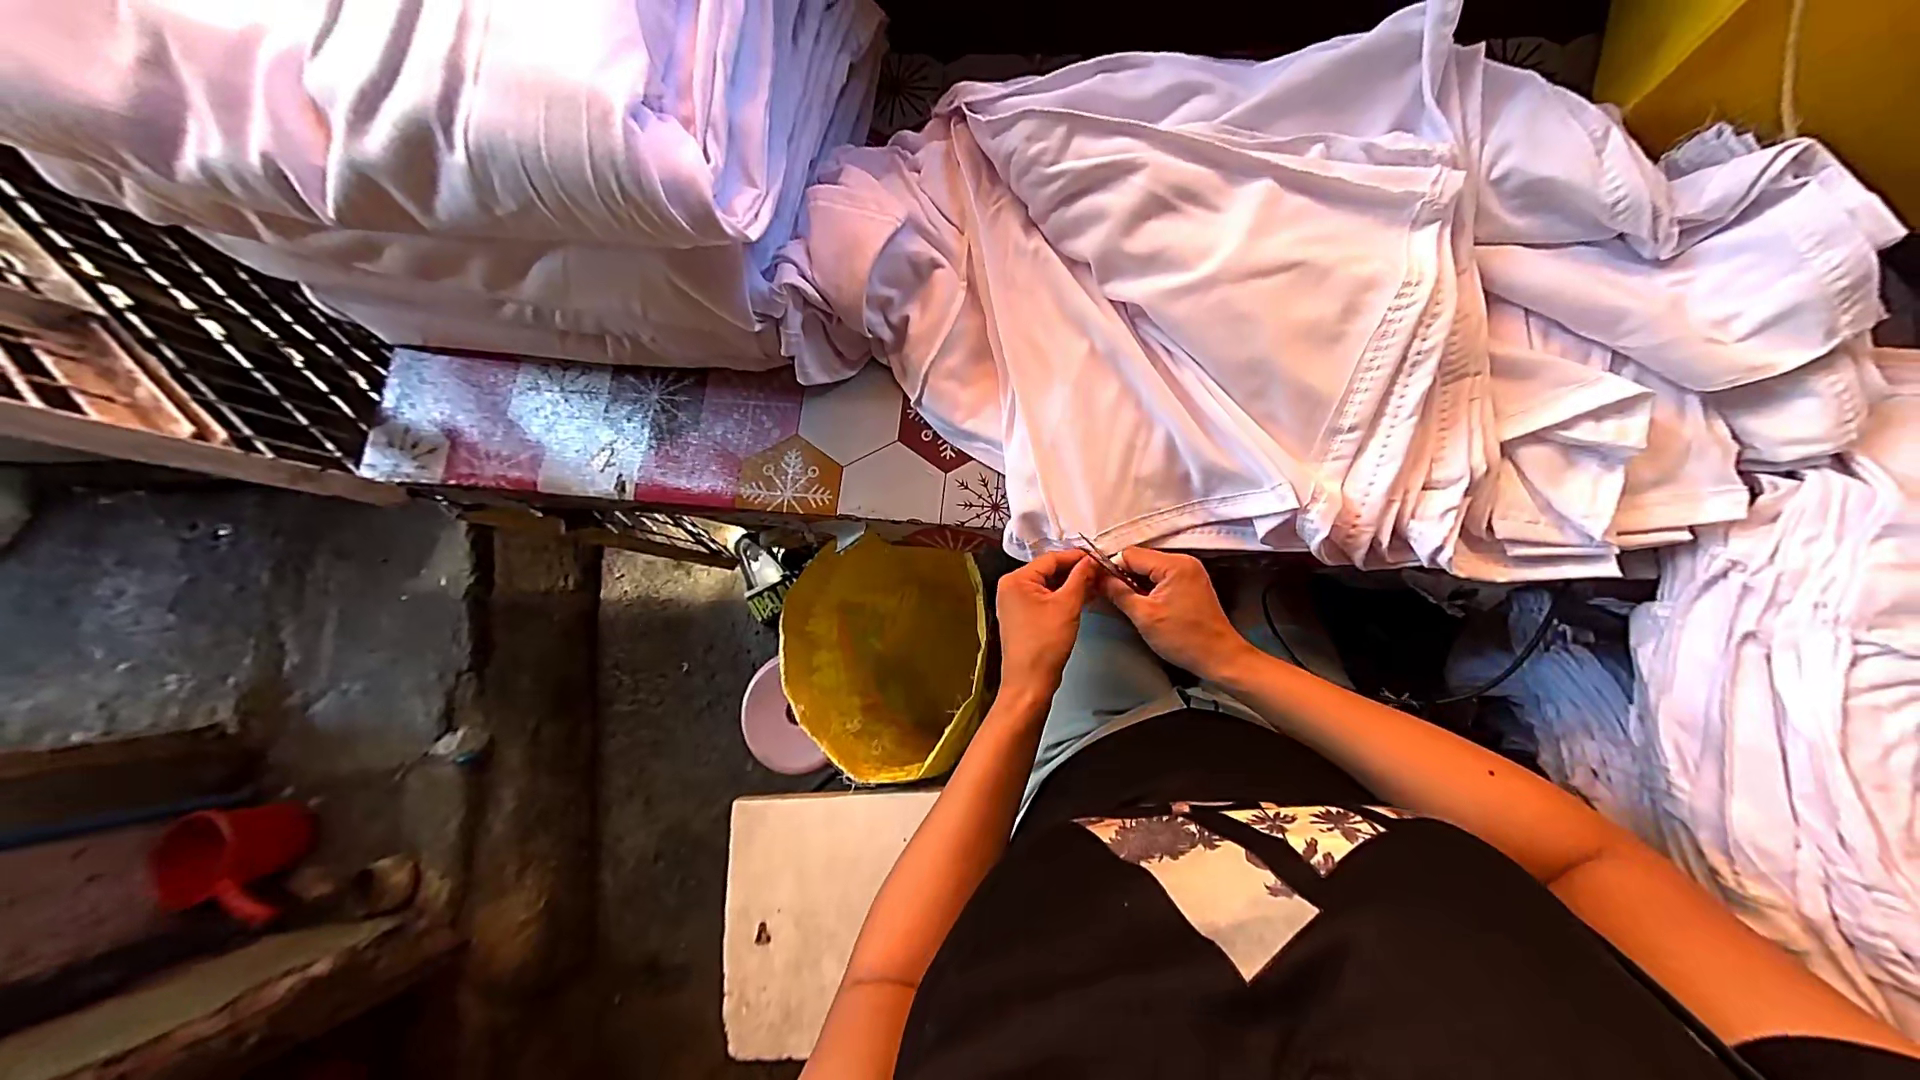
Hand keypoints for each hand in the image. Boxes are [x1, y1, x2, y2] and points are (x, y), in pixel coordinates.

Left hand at [995, 550, 1099, 698]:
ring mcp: (1016, 602)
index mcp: (1016, 579)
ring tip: (1097, 584)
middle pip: (1049, 571)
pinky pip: (1045, 599)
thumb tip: (1090, 561)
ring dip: (1072, 585)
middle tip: (1100, 572)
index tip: (1098, 558)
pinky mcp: (1023, 616)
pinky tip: (1084, 597)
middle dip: (1076, 572)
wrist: (1030, 680)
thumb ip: (1080, 578)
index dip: (1077, 557)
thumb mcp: (1067, 605)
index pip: (1051, 558)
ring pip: (1049, 585)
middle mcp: (1011, 587)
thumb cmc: (1044, 644)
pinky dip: (1063, 597)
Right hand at [1098, 548, 1254, 678]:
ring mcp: (1189, 572)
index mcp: (1174, 565)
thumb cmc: (1186, 639)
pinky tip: (1144, 605)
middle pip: (1140, 559)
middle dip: (1123, 576)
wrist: (1219, 657)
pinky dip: (1149, 588)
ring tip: (1129, 604)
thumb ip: (1118, 593)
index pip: (1130, 554)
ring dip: (1136, 583)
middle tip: (1112, 597)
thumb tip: (1099, 580)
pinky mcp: (1190, 583)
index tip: (1101, 585)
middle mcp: (1184, 562)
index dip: (1111, 569)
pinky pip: (1161, 577)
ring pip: (1149, 569)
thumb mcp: (1143, 616)